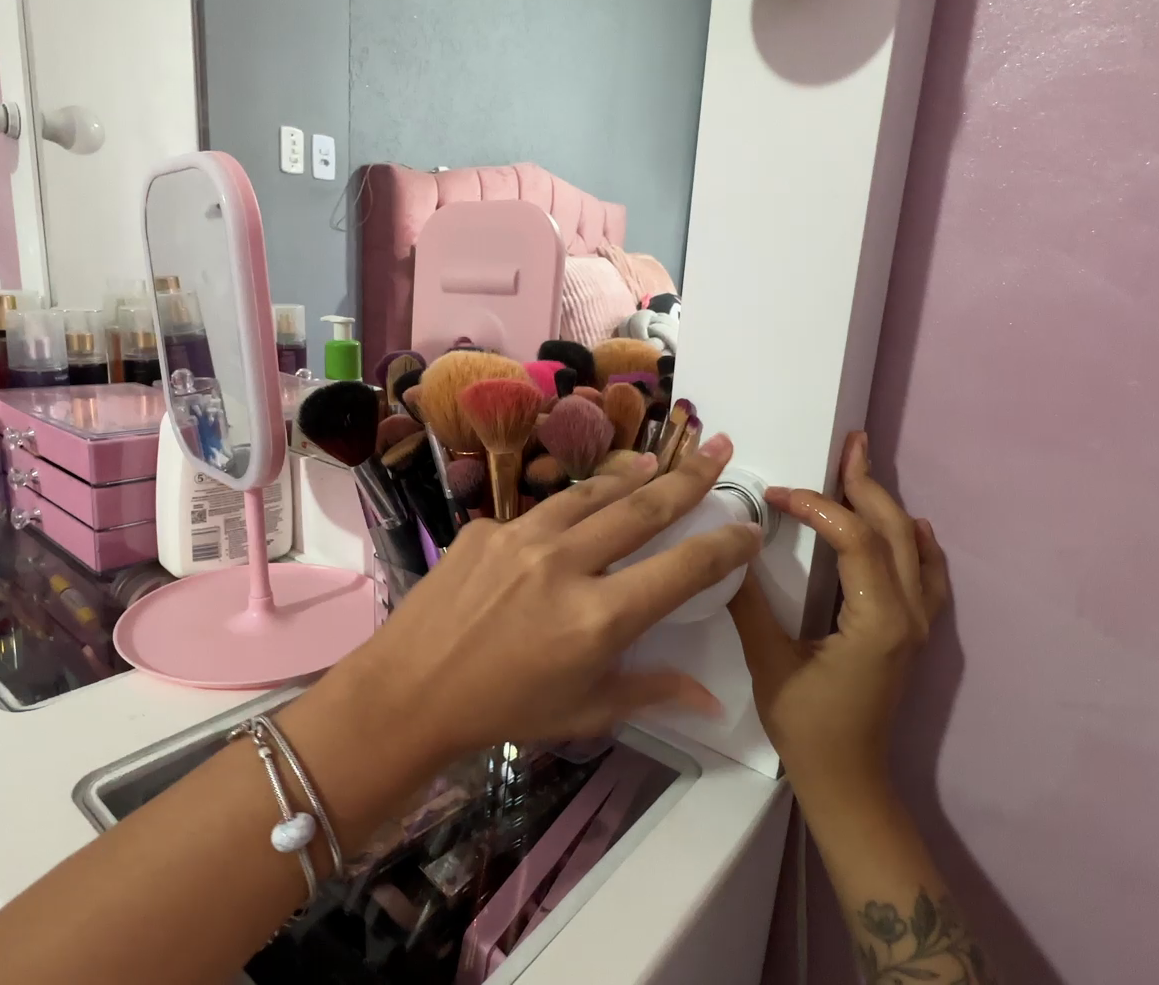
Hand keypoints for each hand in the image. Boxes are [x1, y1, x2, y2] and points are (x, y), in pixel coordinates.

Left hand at [328, 434, 761, 764]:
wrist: (409, 690)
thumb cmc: (503, 710)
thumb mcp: (584, 711)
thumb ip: (651, 690)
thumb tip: (712, 697)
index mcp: (599, 618)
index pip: (682, 569)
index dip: (725, 544)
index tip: (749, 525)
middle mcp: (565, 565)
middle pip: (643, 509)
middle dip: (690, 476)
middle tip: (720, 446)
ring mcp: (521, 538)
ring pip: (591, 494)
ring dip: (630, 474)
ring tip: (657, 460)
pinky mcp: (484, 528)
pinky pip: (537, 513)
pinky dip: (565, 511)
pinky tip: (572, 513)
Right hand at [729, 431, 949, 803]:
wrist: (848, 780)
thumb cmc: (807, 725)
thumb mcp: (770, 663)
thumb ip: (750, 604)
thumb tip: (730, 552)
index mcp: (877, 619)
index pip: (855, 540)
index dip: (816, 507)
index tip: (775, 495)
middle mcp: (909, 614)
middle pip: (895, 532)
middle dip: (867, 485)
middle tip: (849, 445)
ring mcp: (919, 624)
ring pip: (914, 548)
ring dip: (888, 505)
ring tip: (866, 468)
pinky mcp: (913, 633)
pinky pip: (926, 574)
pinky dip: (916, 542)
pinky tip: (910, 526)